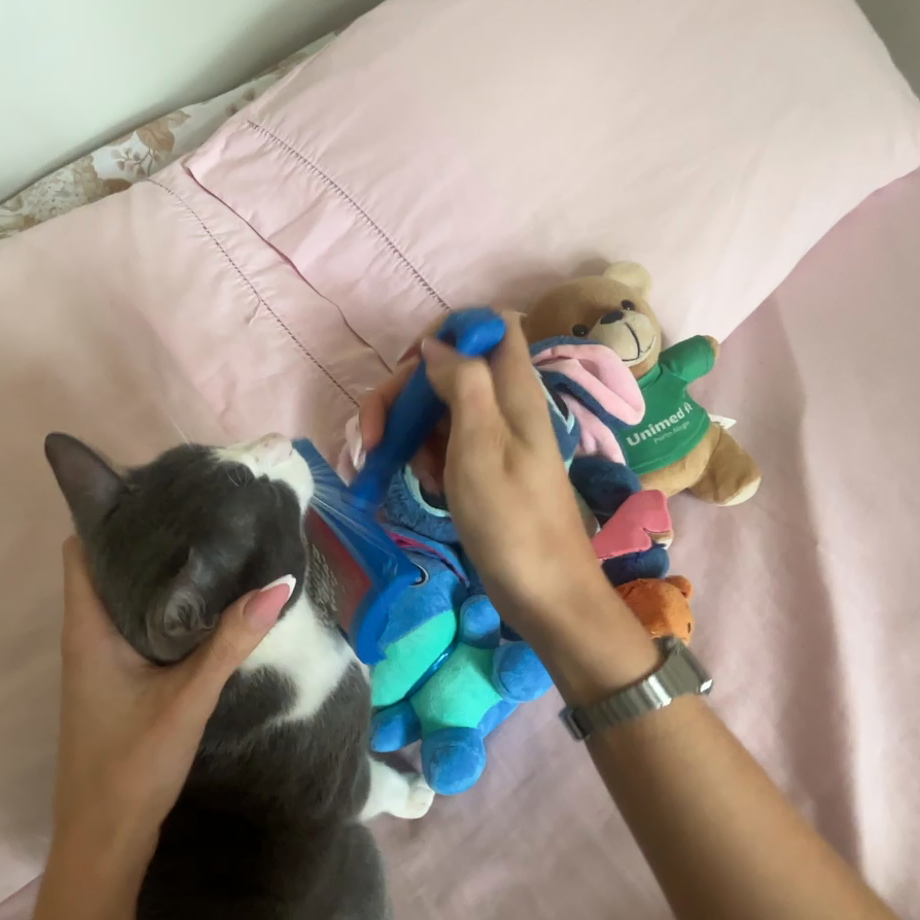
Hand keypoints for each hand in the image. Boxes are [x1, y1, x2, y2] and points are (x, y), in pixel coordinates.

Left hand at [52, 538, 292, 866]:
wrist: (103, 840)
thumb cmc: (131, 765)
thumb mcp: (187, 699)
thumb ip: (231, 642)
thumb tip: (278, 584)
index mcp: (87, 628)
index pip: (83, 547)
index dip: (110, 512)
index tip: (158, 490)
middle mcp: (86, 636)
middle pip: (106, 566)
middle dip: (145, 538)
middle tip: (198, 513)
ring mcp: (98, 661)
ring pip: (122, 598)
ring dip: (156, 575)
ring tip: (207, 546)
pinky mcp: (115, 681)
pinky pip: (135, 626)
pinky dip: (162, 608)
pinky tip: (202, 607)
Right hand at [357, 317, 593, 624]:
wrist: (544, 593)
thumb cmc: (512, 521)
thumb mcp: (480, 447)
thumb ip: (463, 385)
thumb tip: (436, 345)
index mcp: (513, 391)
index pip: (489, 326)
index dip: (448, 332)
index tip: (410, 364)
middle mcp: (504, 406)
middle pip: (448, 369)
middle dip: (404, 393)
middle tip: (374, 435)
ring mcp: (493, 439)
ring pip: (440, 408)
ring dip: (408, 430)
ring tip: (395, 468)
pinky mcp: (483, 470)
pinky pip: (445, 445)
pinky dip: (424, 457)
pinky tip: (421, 485)